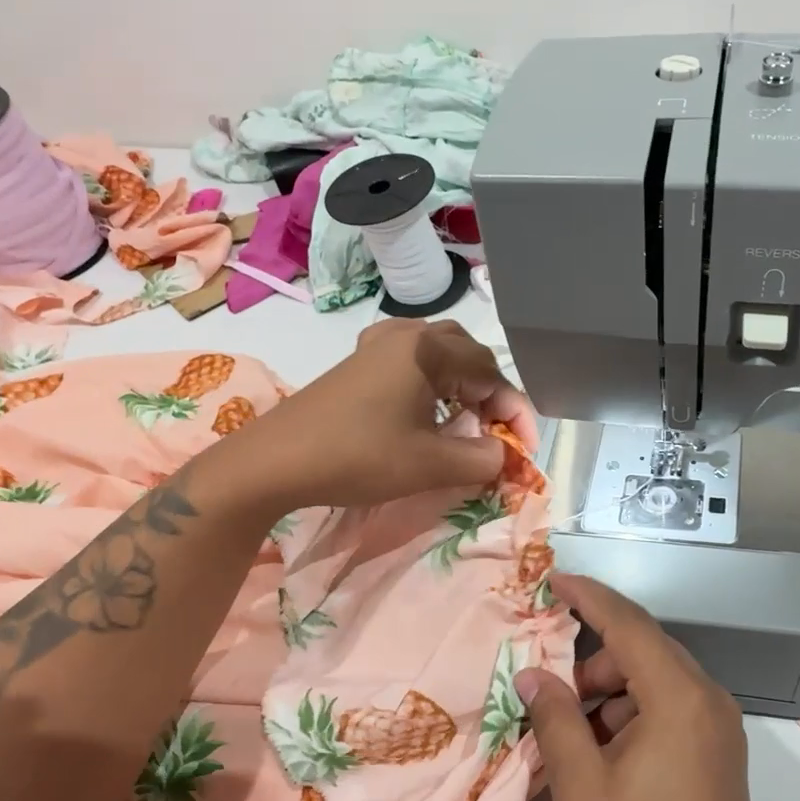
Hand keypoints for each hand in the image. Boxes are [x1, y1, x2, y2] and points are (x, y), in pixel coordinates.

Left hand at [216, 319, 534, 516]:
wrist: (274, 462)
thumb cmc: (358, 457)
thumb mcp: (431, 465)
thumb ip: (482, 459)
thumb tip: (504, 456)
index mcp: (428, 349)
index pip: (493, 374)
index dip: (516, 414)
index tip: (525, 452)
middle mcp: (406, 335)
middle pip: (470, 355)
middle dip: (492, 395)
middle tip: (494, 433)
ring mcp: (377, 346)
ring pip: (440, 354)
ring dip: (463, 386)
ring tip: (466, 423)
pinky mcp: (358, 364)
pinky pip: (412, 361)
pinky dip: (433, 383)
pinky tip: (427, 410)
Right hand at [517, 575, 769, 800]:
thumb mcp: (582, 784)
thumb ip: (555, 719)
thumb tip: (533, 676)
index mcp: (680, 697)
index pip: (630, 625)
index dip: (589, 598)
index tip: (554, 580)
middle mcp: (709, 699)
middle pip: (645, 652)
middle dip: (594, 662)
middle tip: (550, 692)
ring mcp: (720, 725)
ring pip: (657, 682)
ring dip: (612, 694)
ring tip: (571, 734)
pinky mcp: (720, 750)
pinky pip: (672, 709)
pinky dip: (634, 716)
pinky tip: (602, 753)